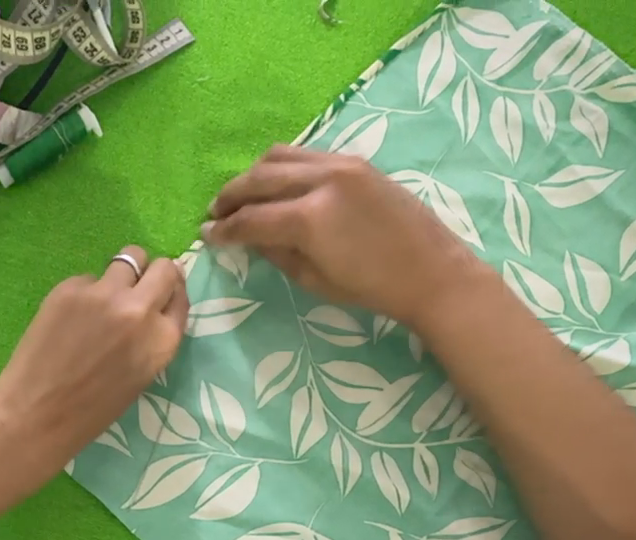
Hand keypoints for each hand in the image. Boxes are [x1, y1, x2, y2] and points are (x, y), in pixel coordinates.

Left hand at [0, 245, 188, 479]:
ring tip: (102, 300)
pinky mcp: (71, 288)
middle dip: (153, 273)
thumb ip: (151, 340)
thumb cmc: (91, 411)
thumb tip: (149, 311)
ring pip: (127, 259)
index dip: (170, 294)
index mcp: (162, 340)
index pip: (180, 296)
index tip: (159, 296)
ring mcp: (104, 294)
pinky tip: (69, 319)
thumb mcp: (139, 378)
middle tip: (137, 287)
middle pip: (162, 268)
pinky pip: (88, 278)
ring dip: (120, 275)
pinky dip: (84, 293)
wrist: (38, 414)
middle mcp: (140, 310)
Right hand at [203, 145, 476, 325]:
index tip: (205, 235)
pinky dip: (282, 166)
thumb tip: (249, 238)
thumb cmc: (371, 289)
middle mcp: (322, 180)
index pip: (251, 219)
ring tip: (240, 195)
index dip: (224, 229)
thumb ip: (277, 253)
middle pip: (259, 179)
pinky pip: (305, 154)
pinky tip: (275, 185)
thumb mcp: (315, 280)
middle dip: (231, 196)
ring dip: (253, 175)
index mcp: (310, 219)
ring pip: (280, 156)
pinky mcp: (355, 162)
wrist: (430, 271)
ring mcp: (340, 165)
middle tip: (214, 213)